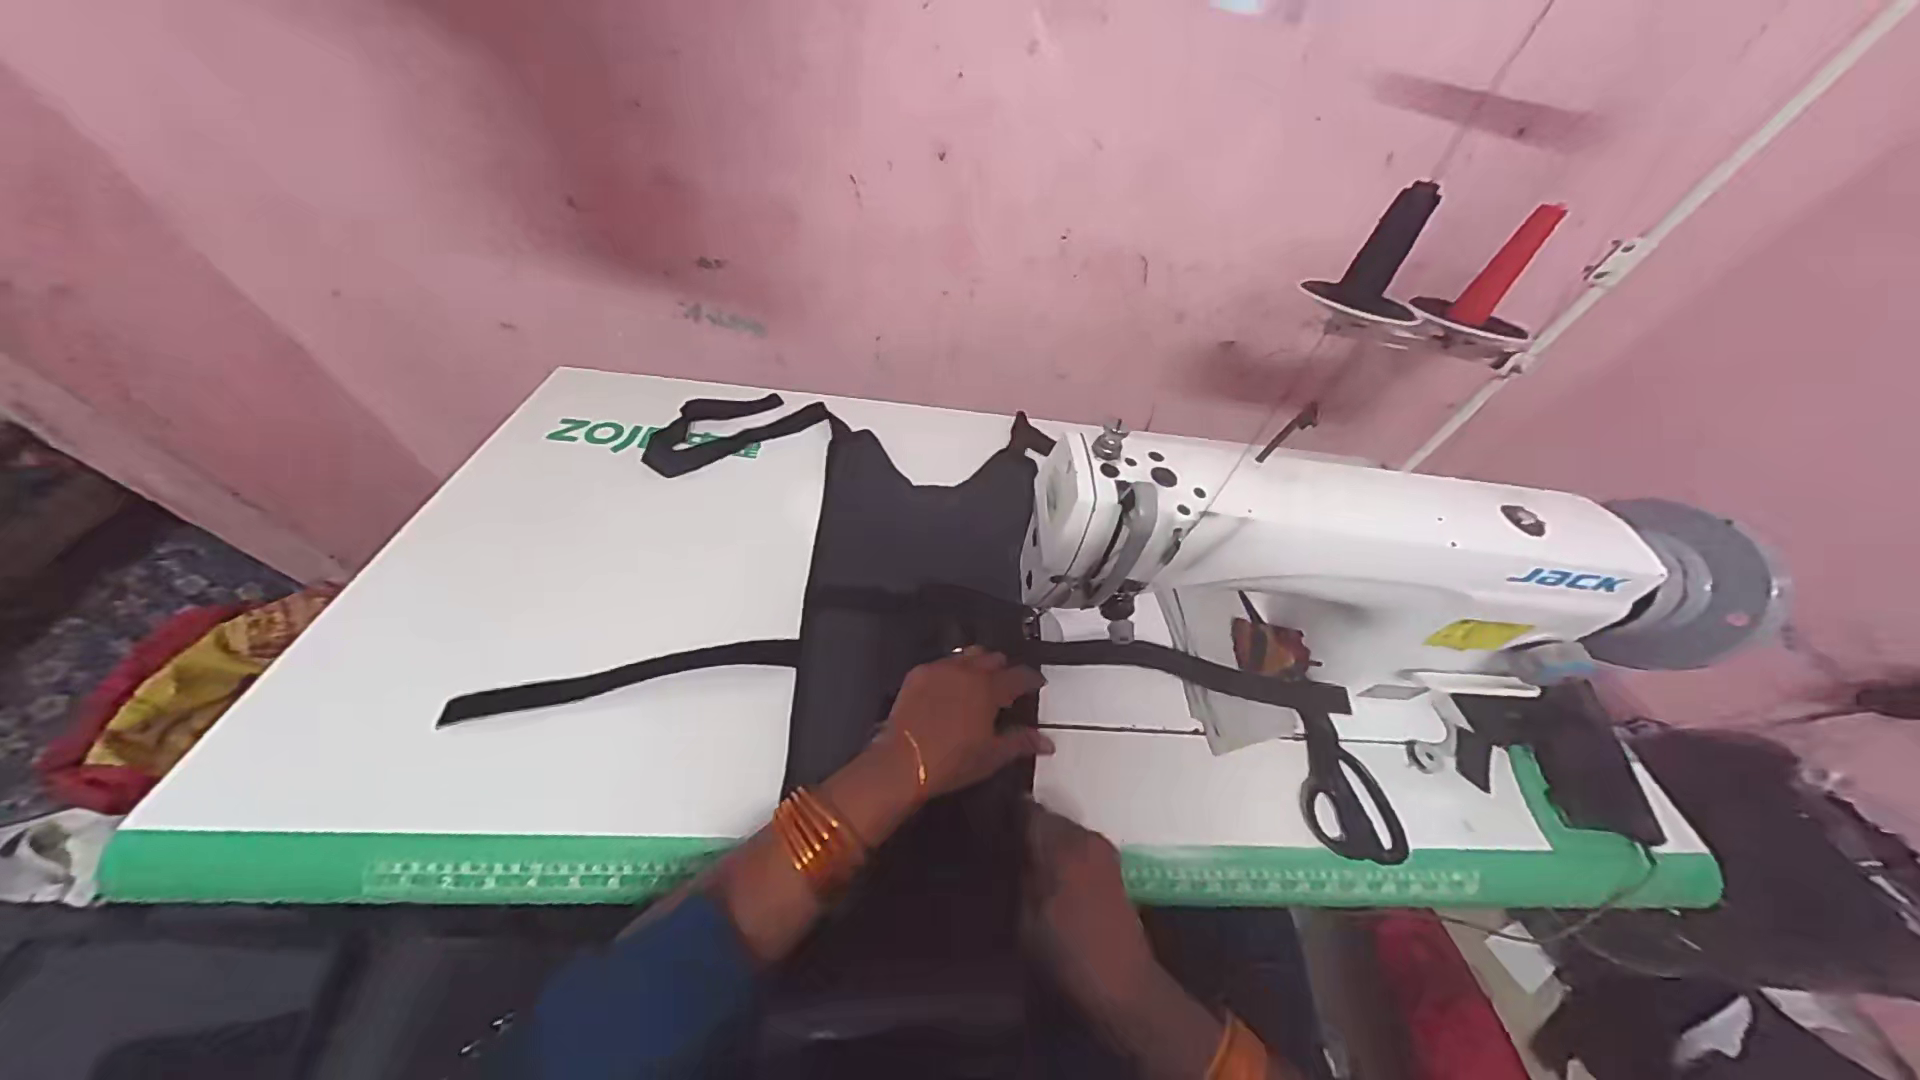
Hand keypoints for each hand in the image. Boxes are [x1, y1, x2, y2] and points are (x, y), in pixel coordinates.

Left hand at [881, 646, 1049, 796]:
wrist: (902, 762)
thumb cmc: (950, 761)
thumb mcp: (991, 755)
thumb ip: (1020, 742)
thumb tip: (1045, 742)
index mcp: (989, 689)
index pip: (1019, 675)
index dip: (1031, 678)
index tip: (1036, 683)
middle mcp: (966, 671)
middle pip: (993, 658)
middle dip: (1004, 669)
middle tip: (1007, 686)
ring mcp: (939, 669)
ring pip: (967, 654)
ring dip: (978, 664)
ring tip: (980, 682)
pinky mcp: (918, 674)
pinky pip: (941, 663)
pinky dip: (952, 671)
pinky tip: (950, 687)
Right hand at [1023, 806, 1158, 1015]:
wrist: (1124, 987)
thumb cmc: (1067, 955)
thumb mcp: (1026, 918)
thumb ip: (1020, 872)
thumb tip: (1010, 844)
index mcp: (1062, 845)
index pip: (1029, 810)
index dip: (1009, 813)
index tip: (993, 823)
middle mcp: (1085, 838)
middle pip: (1050, 818)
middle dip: (1030, 827)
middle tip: (1009, 846)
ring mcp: (1104, 851)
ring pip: (1067, 831)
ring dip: (1050, 840)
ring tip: (1031, 862)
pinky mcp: (1115, 867)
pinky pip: (1081, 845)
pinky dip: (1067, 852)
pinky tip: (1056, 876)